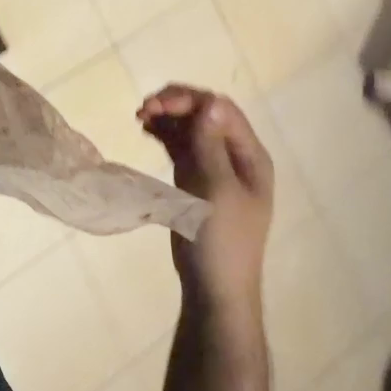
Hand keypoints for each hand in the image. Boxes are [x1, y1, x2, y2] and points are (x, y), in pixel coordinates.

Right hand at [139, 86, 273, 305]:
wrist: (215, 290)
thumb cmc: (222, 241)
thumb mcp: (217, 189)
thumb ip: (210, 144)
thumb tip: (209, 101)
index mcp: (251, 156)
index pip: (221, 110)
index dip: (190, 100)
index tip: (158, 105)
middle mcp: (235, 156)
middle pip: (205, 115)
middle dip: (176, 105)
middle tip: (144, 109)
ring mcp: (214, 167)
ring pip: (190, 129)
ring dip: (167, 117)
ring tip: (140, 116)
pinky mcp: (195, 180)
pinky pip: (180, 146)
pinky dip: (164, 134)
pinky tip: (146, 129)